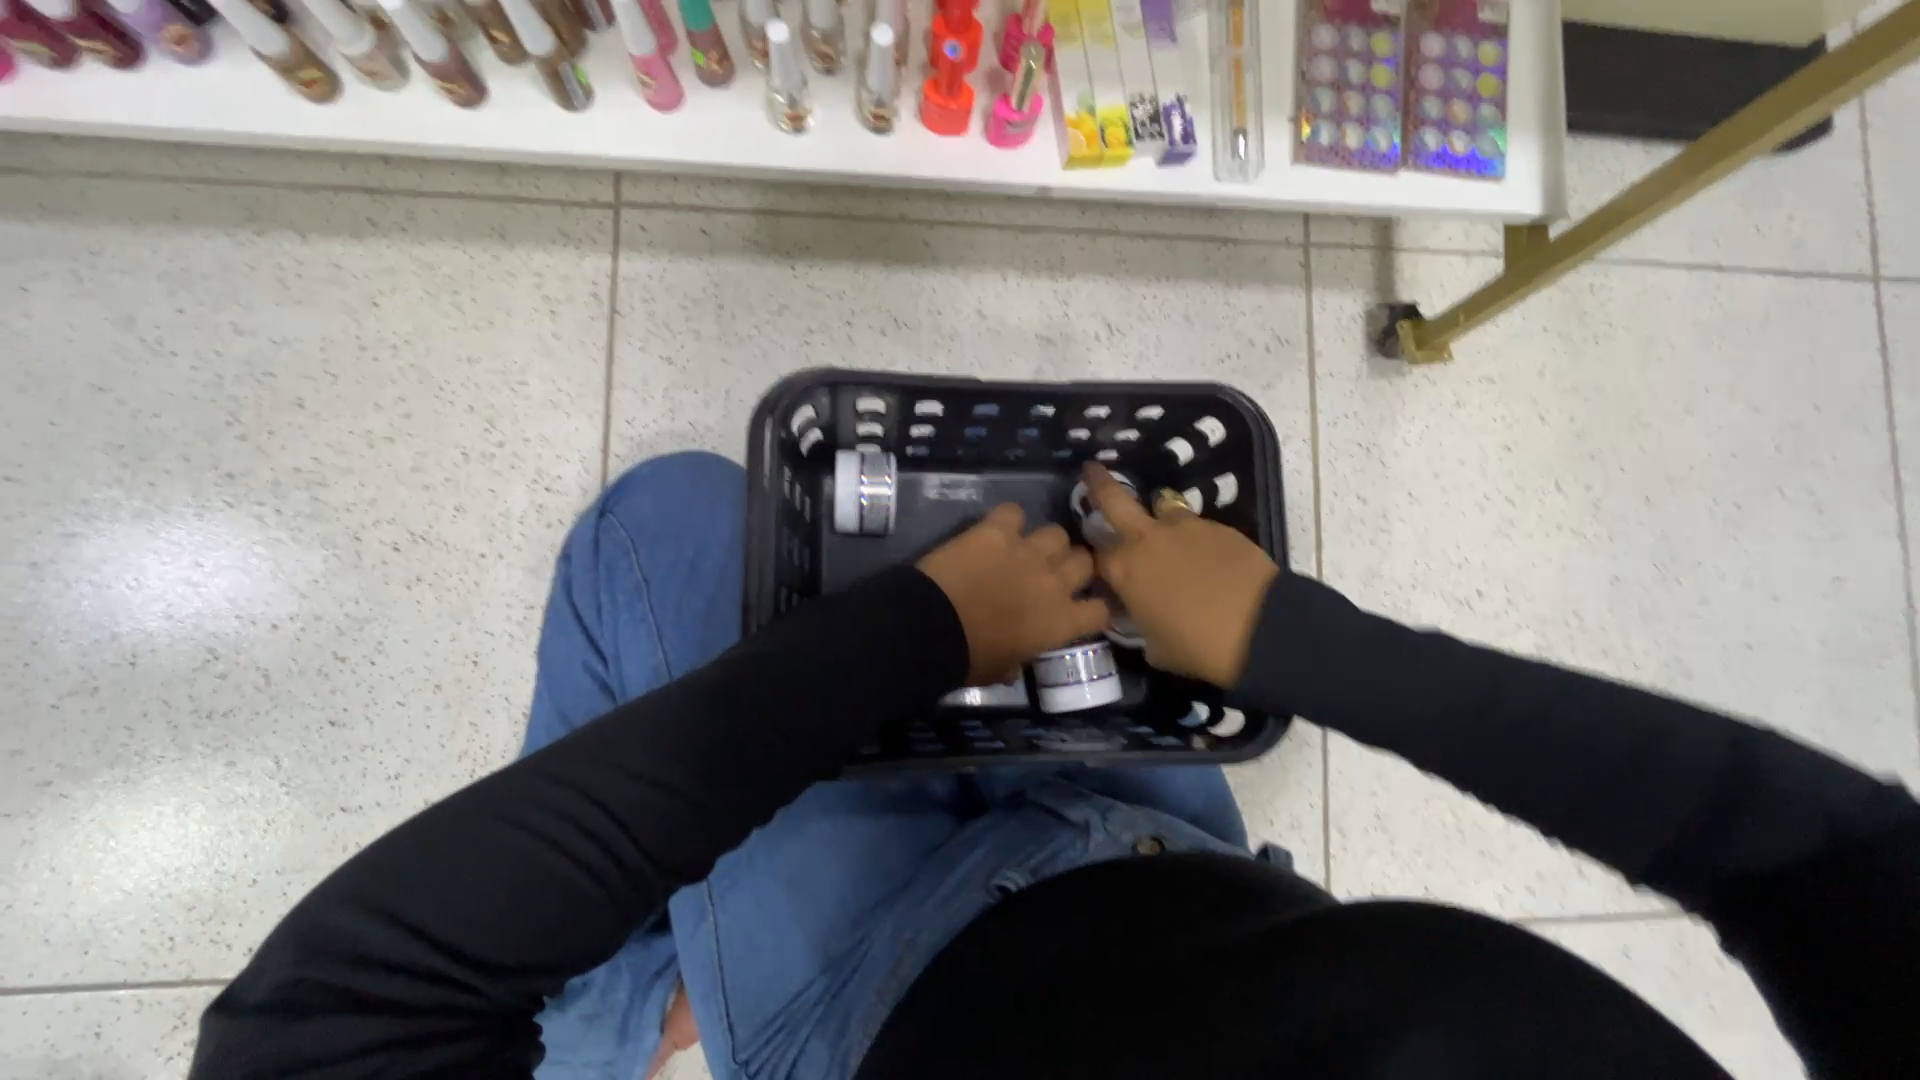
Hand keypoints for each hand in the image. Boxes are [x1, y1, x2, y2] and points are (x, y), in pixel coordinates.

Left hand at [916, 504, 1110, 685]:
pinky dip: (1006, 520)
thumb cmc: (968, 658)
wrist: (931, 628)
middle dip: (1071, 566)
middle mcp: (1054, 583)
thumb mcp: (1000, 671)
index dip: (1093, 606)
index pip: (1101, 610)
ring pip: (1057, 533)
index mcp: (1060, 623)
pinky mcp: (997, 531)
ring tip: (1026, 549)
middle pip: (1084, 561)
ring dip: (1045, 543)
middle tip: (1051, 573)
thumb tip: (1015, 667)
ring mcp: (1027, 552)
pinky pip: (1013, 512)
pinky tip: (995, 530)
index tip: (1080, 606)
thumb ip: (1017, 663)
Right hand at [1082, 463, 1279, 686]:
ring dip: (1160, 521)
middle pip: (1115, 499)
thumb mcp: (1155, 647)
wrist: (1261, 629)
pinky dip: (1195, 540)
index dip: (1095, 560)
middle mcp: (1146, 538)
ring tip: (1174, 543)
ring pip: (1162, 510)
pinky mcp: (1218, 526)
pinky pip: (1197, 527)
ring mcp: (1185, 527)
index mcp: (1123, 569)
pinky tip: (1210, 562)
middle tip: (1091, 470)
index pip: (1094, 555)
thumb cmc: (1197, 646)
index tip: (1101, 570)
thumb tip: (1142, 614)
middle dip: (1099, 484)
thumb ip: (1139, 622)